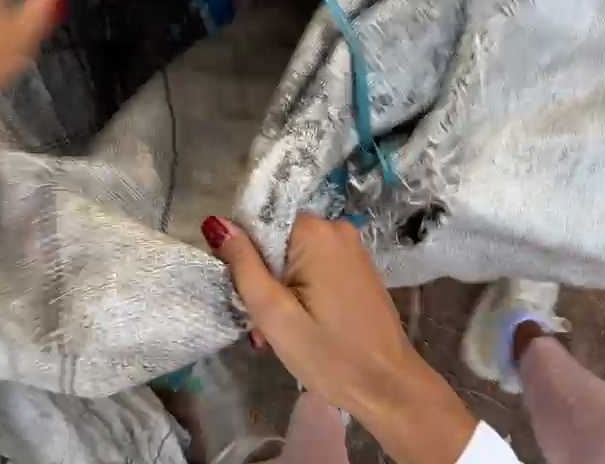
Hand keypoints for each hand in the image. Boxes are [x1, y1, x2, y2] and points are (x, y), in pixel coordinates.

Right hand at [206, 215, 476, 463]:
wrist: (389, 384)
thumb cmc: (329, 354)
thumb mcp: (275, 314)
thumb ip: (243, 265)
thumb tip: (215, 221)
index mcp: (314, 231)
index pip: (261, 222)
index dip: (245, 254)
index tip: (245, 292)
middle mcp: (335, 226)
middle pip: (279, 239)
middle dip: (265, 277)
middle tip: (263, 324)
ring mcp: (351, 244)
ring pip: (296, 254)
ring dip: (282, 287)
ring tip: (281, 331)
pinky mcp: (358, 263)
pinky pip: (317, 263)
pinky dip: (303, 287)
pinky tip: (303, 322)